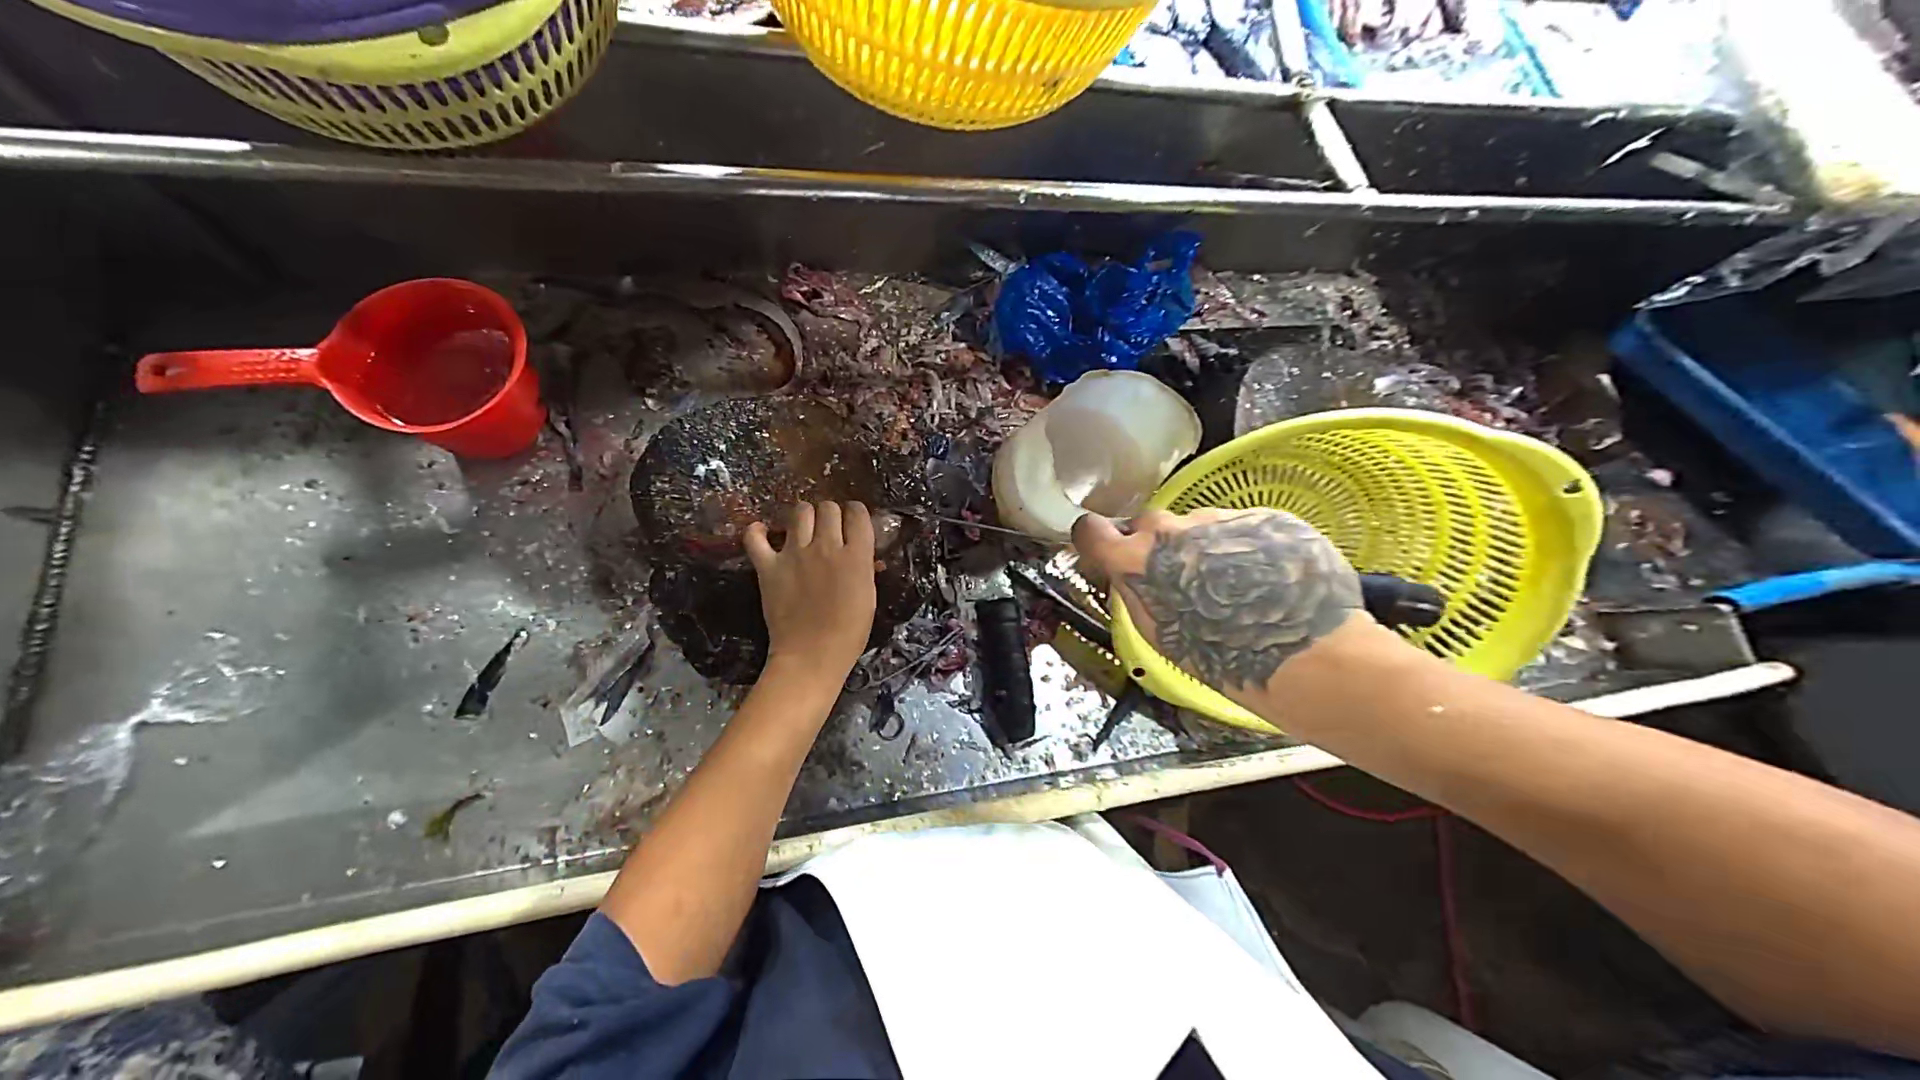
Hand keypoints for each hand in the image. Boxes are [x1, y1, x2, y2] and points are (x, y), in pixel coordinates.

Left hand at [744, 501, 877, 677]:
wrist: (812, 656)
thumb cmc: (849, 633)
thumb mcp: (869, 598)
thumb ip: (864, 570)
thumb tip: (863, 556)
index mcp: (856, 556)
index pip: (857, 514)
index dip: (856, 512)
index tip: (853, 520)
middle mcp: (826, 547)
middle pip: (828, 508)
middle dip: (831, 513)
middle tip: (829, 528)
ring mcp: (794, 554)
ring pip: (799, 512)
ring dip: (804, 516)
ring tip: (804, 528)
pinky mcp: (768, 566)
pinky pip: (755, 538)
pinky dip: (757, 532)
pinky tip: (763, 533)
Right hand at [1072, 508, 1366, 698]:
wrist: (1306, 654)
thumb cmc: (1223, 659)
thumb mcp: (1157, 635)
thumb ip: (1135, 592)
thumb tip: (1130, 575)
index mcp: (1137, 560)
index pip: (1092, 530)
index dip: (1097, 541)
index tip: (1109, 553)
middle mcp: (1172, 529)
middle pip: (1150, 524)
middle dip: (1158, 547)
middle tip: (1183, 580)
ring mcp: (1221, 518)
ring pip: (1198, 525)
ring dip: (1204, 547)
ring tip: (1236, 587)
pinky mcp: (1264, 516)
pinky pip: (1240, 526)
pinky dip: (1244, 546)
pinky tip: (1265, 580)